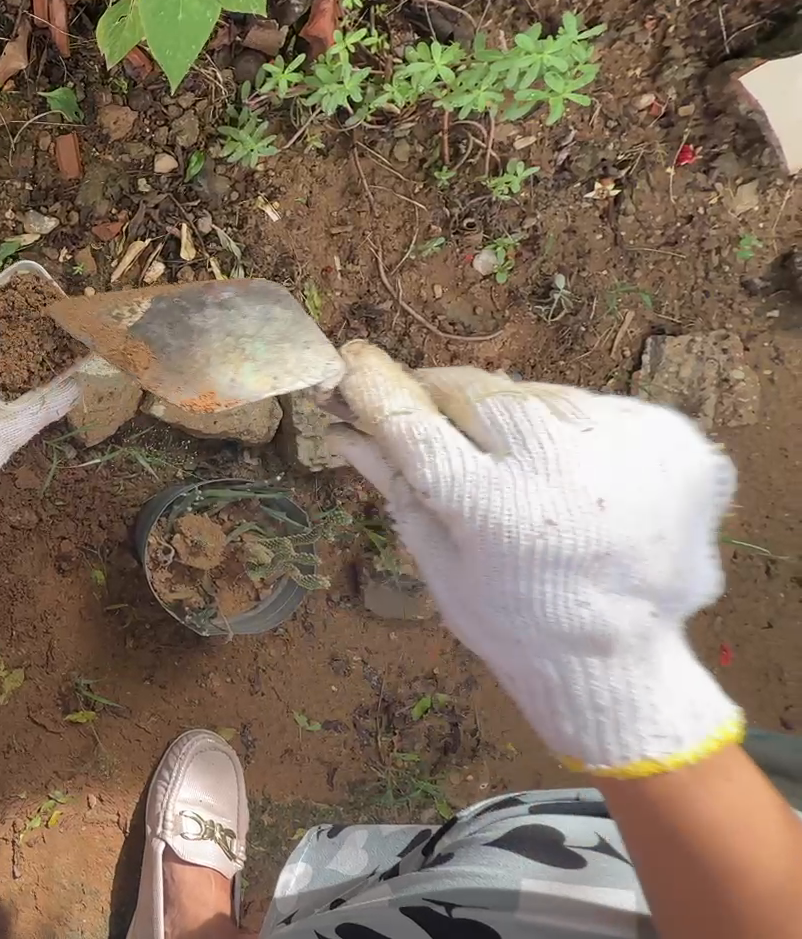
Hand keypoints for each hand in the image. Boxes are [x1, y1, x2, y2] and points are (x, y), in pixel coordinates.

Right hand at [325, 340, 742, 776]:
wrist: (617, 656)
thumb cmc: (503, 611)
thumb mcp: (430, 549)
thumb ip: (391, 477)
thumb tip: (339, 426)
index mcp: (495, 509)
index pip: (412, 423)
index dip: (374, 388)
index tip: (347, 360)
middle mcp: (566, 471)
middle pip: (472, 393)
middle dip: (434, 395)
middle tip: (416, 408)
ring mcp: (633, 450)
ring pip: (527, 393)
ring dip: (495, 410)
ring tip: (498, 452)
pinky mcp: (678, 440)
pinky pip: (585, 404)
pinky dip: (555, 423)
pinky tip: (558, 463)